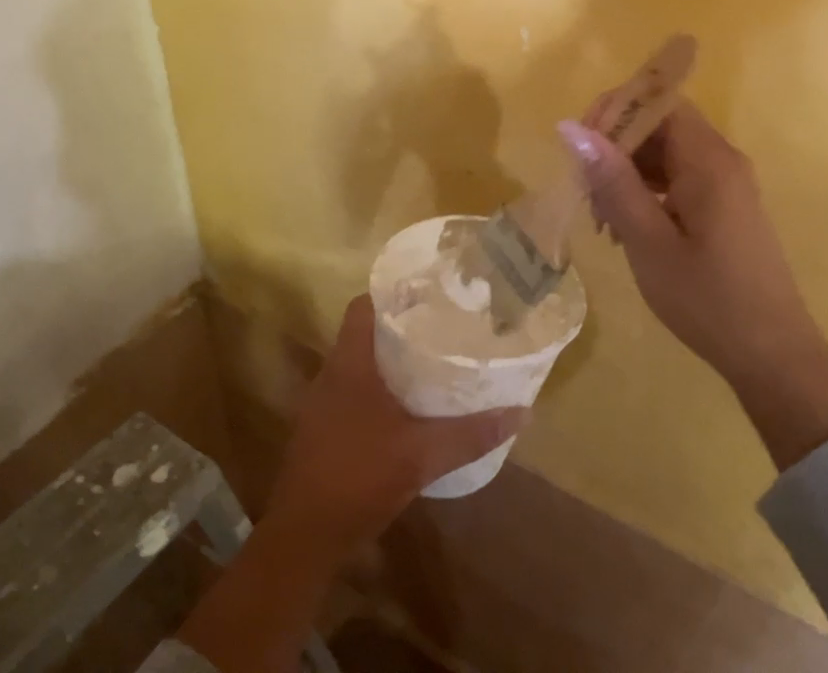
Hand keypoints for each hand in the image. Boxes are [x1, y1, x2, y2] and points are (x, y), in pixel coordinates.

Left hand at [263, 295, 527, 550]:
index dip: (396, 293)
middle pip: (367, 335)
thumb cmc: (358, 477)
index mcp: (349, 365)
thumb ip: (471, 433)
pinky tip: (413, 408)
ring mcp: (324, 405)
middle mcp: (331, 375)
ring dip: (395, 363)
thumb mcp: (423, 455)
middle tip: (449, 327)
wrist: (305, 535)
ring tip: (439, 362)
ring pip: (363, 367)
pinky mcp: (325, 431)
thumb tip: (522, 412)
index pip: (364, 306)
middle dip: (405, 329)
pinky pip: (357, 395)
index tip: (433, 293)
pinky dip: (384, 392)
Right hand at [559, 101, 827, 467]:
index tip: (579, 150)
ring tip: (601, 219)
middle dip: (615, 148)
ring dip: (626, 174)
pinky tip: (625, 229)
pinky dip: (646, 193)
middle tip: (585, 193)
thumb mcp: (648, 241)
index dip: (613, 112)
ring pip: (666, 154)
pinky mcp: (724, 208)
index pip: (658, 102)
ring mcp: (726, 185)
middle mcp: (722, 161)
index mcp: (709, 160)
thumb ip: (612, 181)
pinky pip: (678, 180)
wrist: (771, 354)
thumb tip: (570, 127)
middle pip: (660, 125)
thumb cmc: (707, 299)